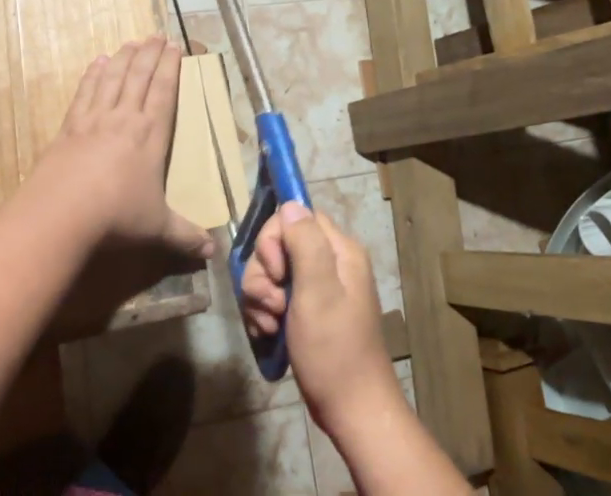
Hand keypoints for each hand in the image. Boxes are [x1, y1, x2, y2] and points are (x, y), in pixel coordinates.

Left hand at [26, 37, 213, 259]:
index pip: (164, 92)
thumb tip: (212, 252)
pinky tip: (97, 63)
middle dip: (150, 54)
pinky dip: (93, 75)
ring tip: (132, 42)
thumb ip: (185, 236)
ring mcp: (94, 120)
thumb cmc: (117, 216)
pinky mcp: (69, 127)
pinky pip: (85, 93)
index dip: (170, 67)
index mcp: (151, 136)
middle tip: (157, 34)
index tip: (175, 46)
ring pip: (112, 79)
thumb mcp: (157, 227)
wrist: (62, 214)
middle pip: (139, 77)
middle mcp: (124, 119)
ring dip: (124, 58)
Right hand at [240, 203, 403, 426]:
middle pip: (279, 245)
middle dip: (264, 274)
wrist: (350, 407)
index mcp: (340, 251)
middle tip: (272, 304)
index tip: (276, 271)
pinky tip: (268, 334)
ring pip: (272, 273)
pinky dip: (265, 314)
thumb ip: (305, 243)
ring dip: (261, 298)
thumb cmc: (334, 349)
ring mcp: (318, 290)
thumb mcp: (317, 292)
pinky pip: (274, 298)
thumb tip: (290, 203)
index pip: (297, 217)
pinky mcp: (307, 313)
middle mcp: (331, 263)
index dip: (275, 239)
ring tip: (270, 325)